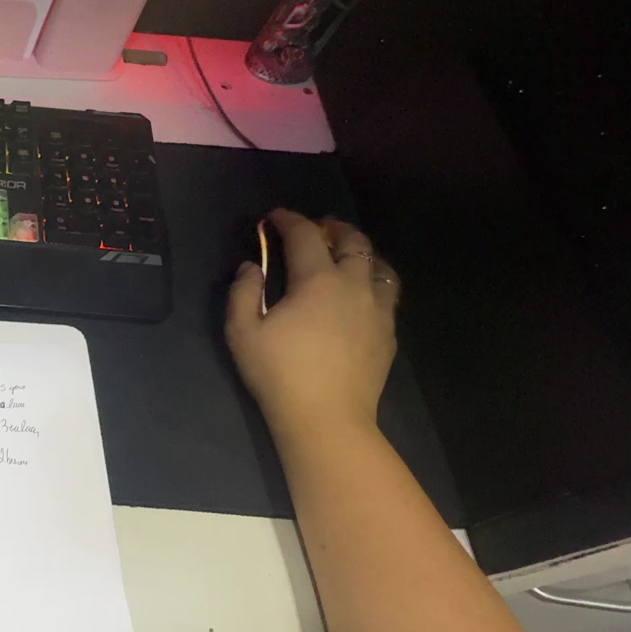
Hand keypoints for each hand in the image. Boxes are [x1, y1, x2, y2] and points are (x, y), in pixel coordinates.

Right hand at [225, 209, 399, 437]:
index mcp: (317, 281)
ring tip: (346, 251)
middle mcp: (354, 284)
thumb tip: (250, 267)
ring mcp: (377, 307)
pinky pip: (386, 290)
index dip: (288, 221)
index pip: (304, 237)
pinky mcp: (388, 329)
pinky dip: (372, 277)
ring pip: (377, 263)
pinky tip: (362, 288)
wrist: (325, 414)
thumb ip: (243, 294)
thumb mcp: (242, 333)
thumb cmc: (277, 372)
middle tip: (316, 226)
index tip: (274, 217)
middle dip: (332, 227)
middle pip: (352, 242)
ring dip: (359, 249)